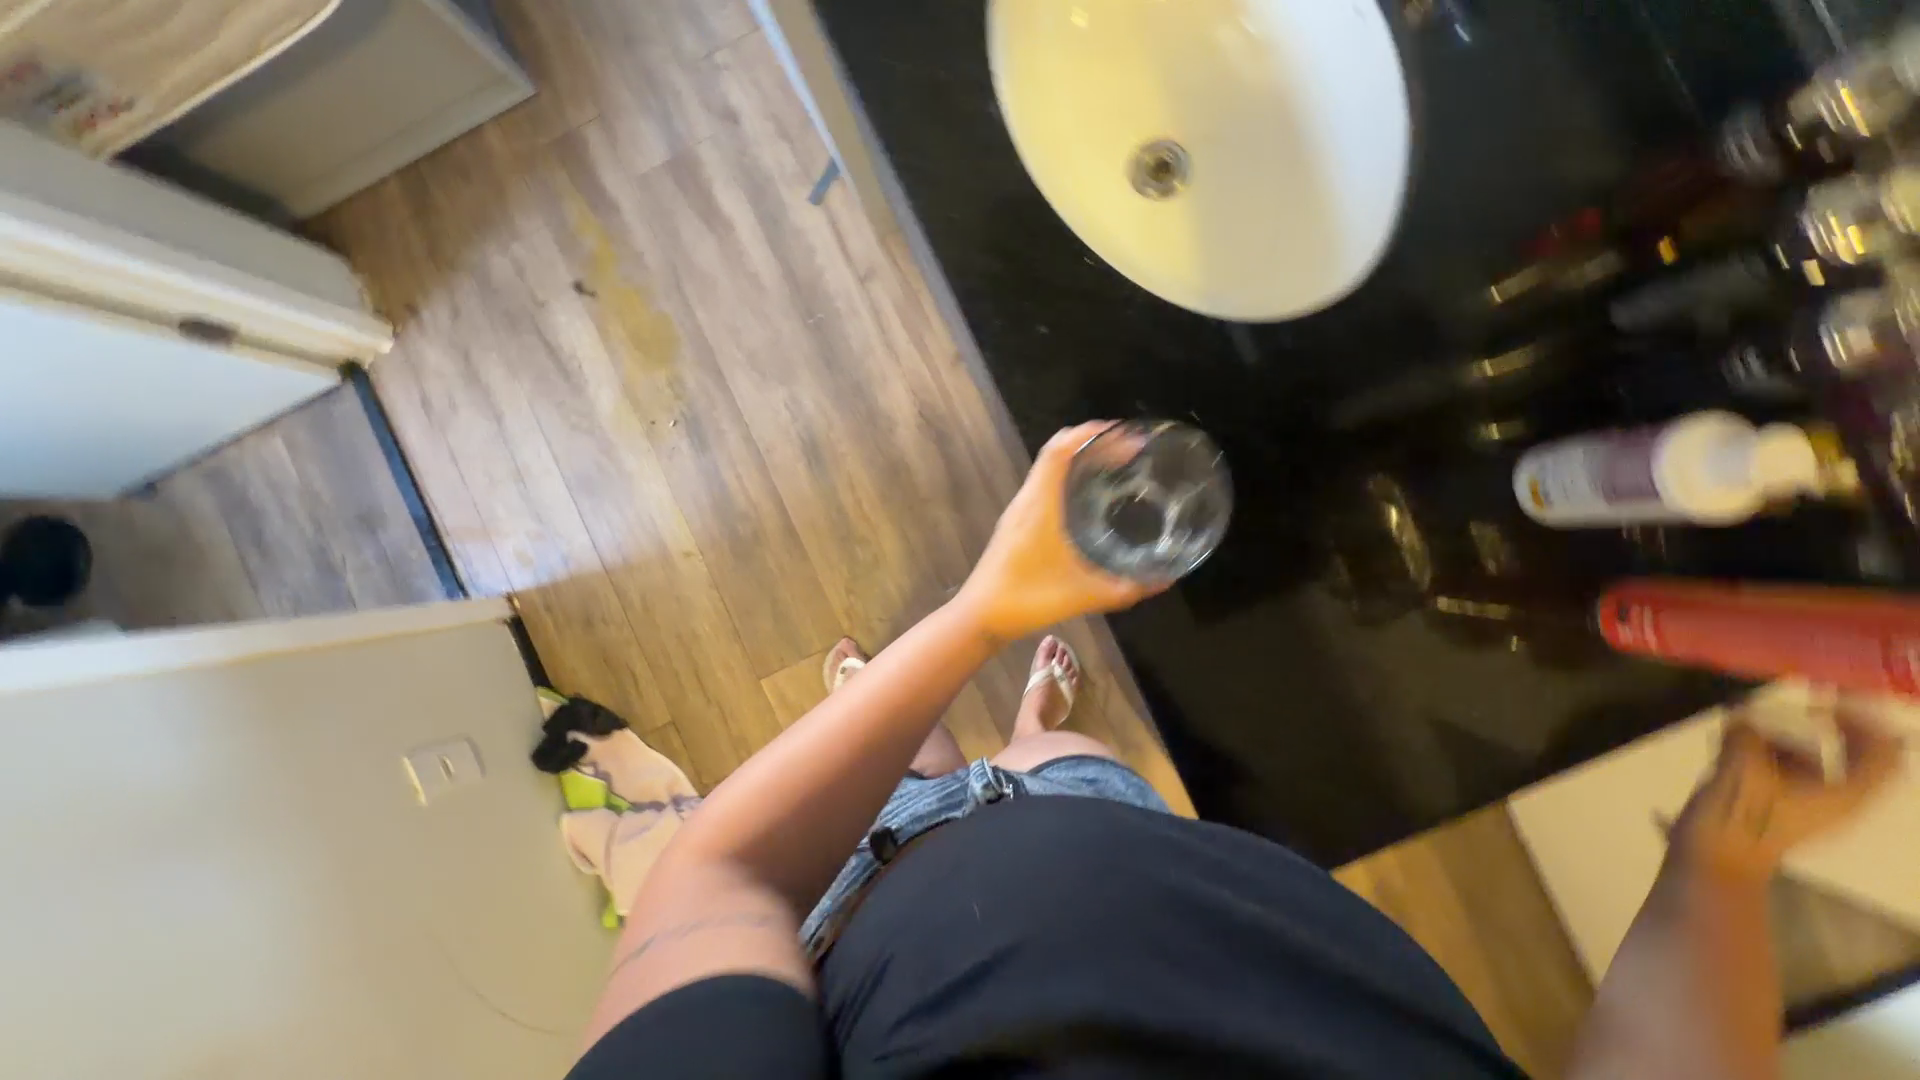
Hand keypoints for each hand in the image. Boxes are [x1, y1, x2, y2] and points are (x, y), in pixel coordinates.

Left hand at [954, 422, 1166, 644]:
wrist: (980, 616)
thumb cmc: (1027, 599)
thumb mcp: (1084, 595)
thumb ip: (1125, 588)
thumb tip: (1165, 580)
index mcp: (1040, 504)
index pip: (1060, 449)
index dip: (1091, 433)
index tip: (1124, 433)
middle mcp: (1027, 499)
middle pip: (1057, 453)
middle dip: (1093, 444)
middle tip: (1129, 451)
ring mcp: (1019, 511)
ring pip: (1049, 469)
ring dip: (1080, 461)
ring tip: (1115, 467)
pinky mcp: (1017, 524)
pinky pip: (1045, 487)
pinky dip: (1068, 480)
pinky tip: (1089, 500)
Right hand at [1672, 702, 1904, 882]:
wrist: (1713, 864)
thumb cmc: (1738, 820)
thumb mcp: (1740, 771)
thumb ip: (1746, 737)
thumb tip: (1742, 715)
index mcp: (1843, 795)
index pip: (1883, 754)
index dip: (1865, 722)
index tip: (1829, 699)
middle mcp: (1836, 799)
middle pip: (1855, 757)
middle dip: (1834, 729)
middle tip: (1805, 706)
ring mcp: (1808, 806)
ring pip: (1815, 761)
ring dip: (1786, 739)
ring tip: (1745, 729)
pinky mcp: (1781, 808)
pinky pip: (1788, 772)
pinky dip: (1767, 754)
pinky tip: (1731, 748)